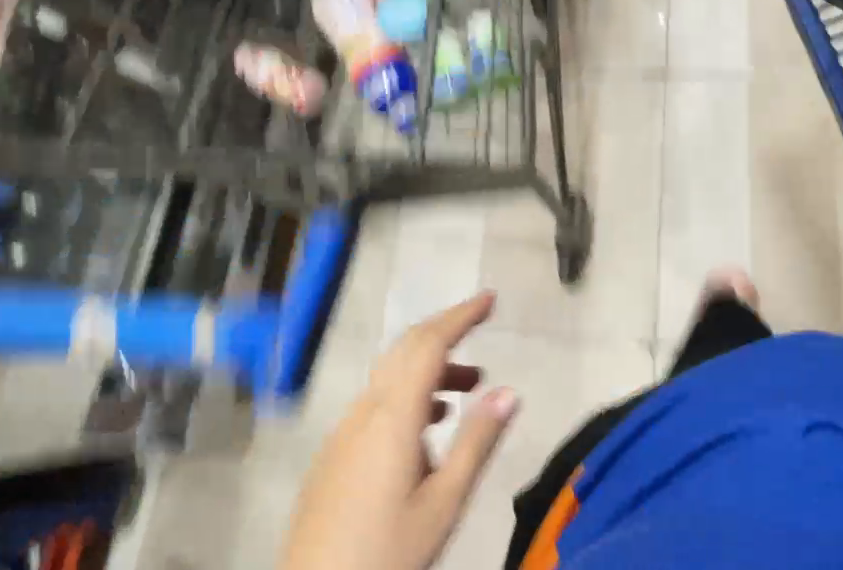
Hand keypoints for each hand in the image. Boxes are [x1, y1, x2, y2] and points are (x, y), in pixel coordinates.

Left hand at [281, 292, 517, 569]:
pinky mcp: (333, 457)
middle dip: (445, 329)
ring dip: (429, 366)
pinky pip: (376, 403)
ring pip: (390, 377)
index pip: (429, 345)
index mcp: (393, 417)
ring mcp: (343, 434)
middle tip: (483, 322)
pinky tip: (428, 426)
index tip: (490, 299)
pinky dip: (409, 392)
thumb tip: (509, 391)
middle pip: (405, 351)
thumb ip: (476, 443)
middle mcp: (364, 414)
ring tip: (469, 386)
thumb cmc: (387, 553)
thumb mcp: (444, 503)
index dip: (460, 316)